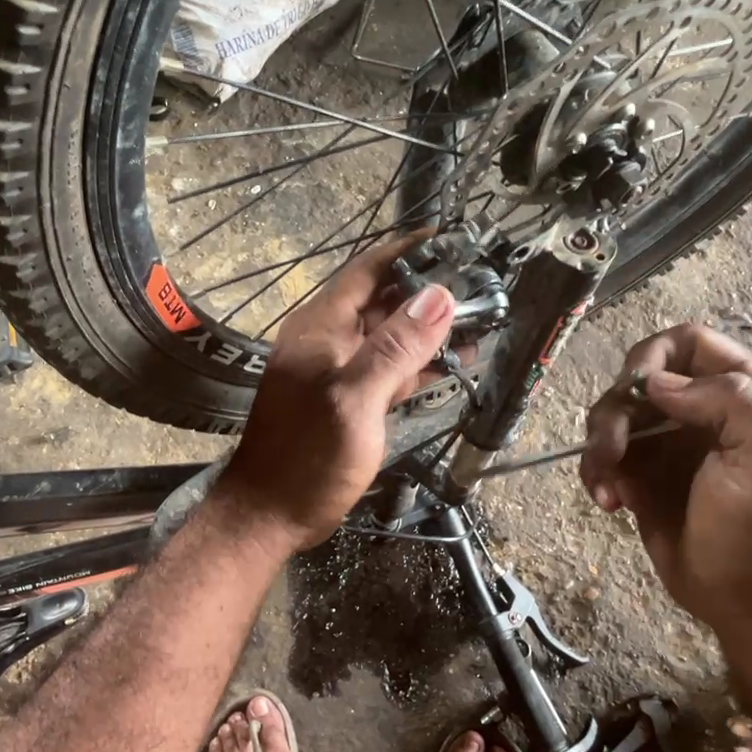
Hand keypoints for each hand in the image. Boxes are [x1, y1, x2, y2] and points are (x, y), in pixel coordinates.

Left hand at [218, 239, 455, 553]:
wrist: (271, 514)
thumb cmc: (308, 457)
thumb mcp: (355, 399)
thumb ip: (396, 347)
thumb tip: (439, 294)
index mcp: (321, 327)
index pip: (367, 270)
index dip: (408, 251)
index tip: (452, 237)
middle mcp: (328, 340)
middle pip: (382, 300)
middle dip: (428, 289)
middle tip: (480, 281)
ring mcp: (337, 371)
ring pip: (389, 335)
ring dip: (429, 327)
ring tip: (480, 318)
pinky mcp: (348, 400)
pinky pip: (388, 368)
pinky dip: (419, 362)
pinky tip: (454, 362)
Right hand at [578, 324, 751, 640]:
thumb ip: (731, 399)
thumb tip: (656, 384)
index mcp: (746, 393)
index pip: (689, 343)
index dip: (655, 356)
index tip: (638, 392)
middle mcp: (702, 411)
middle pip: (638, 379)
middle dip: (616, 411)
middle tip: (611, 451)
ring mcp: (669, 444)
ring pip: (613, 416)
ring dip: (599, 446)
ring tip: (605, 488)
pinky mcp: (643, 477)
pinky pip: (604, 457)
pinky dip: (596, 474)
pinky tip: (608, 502)